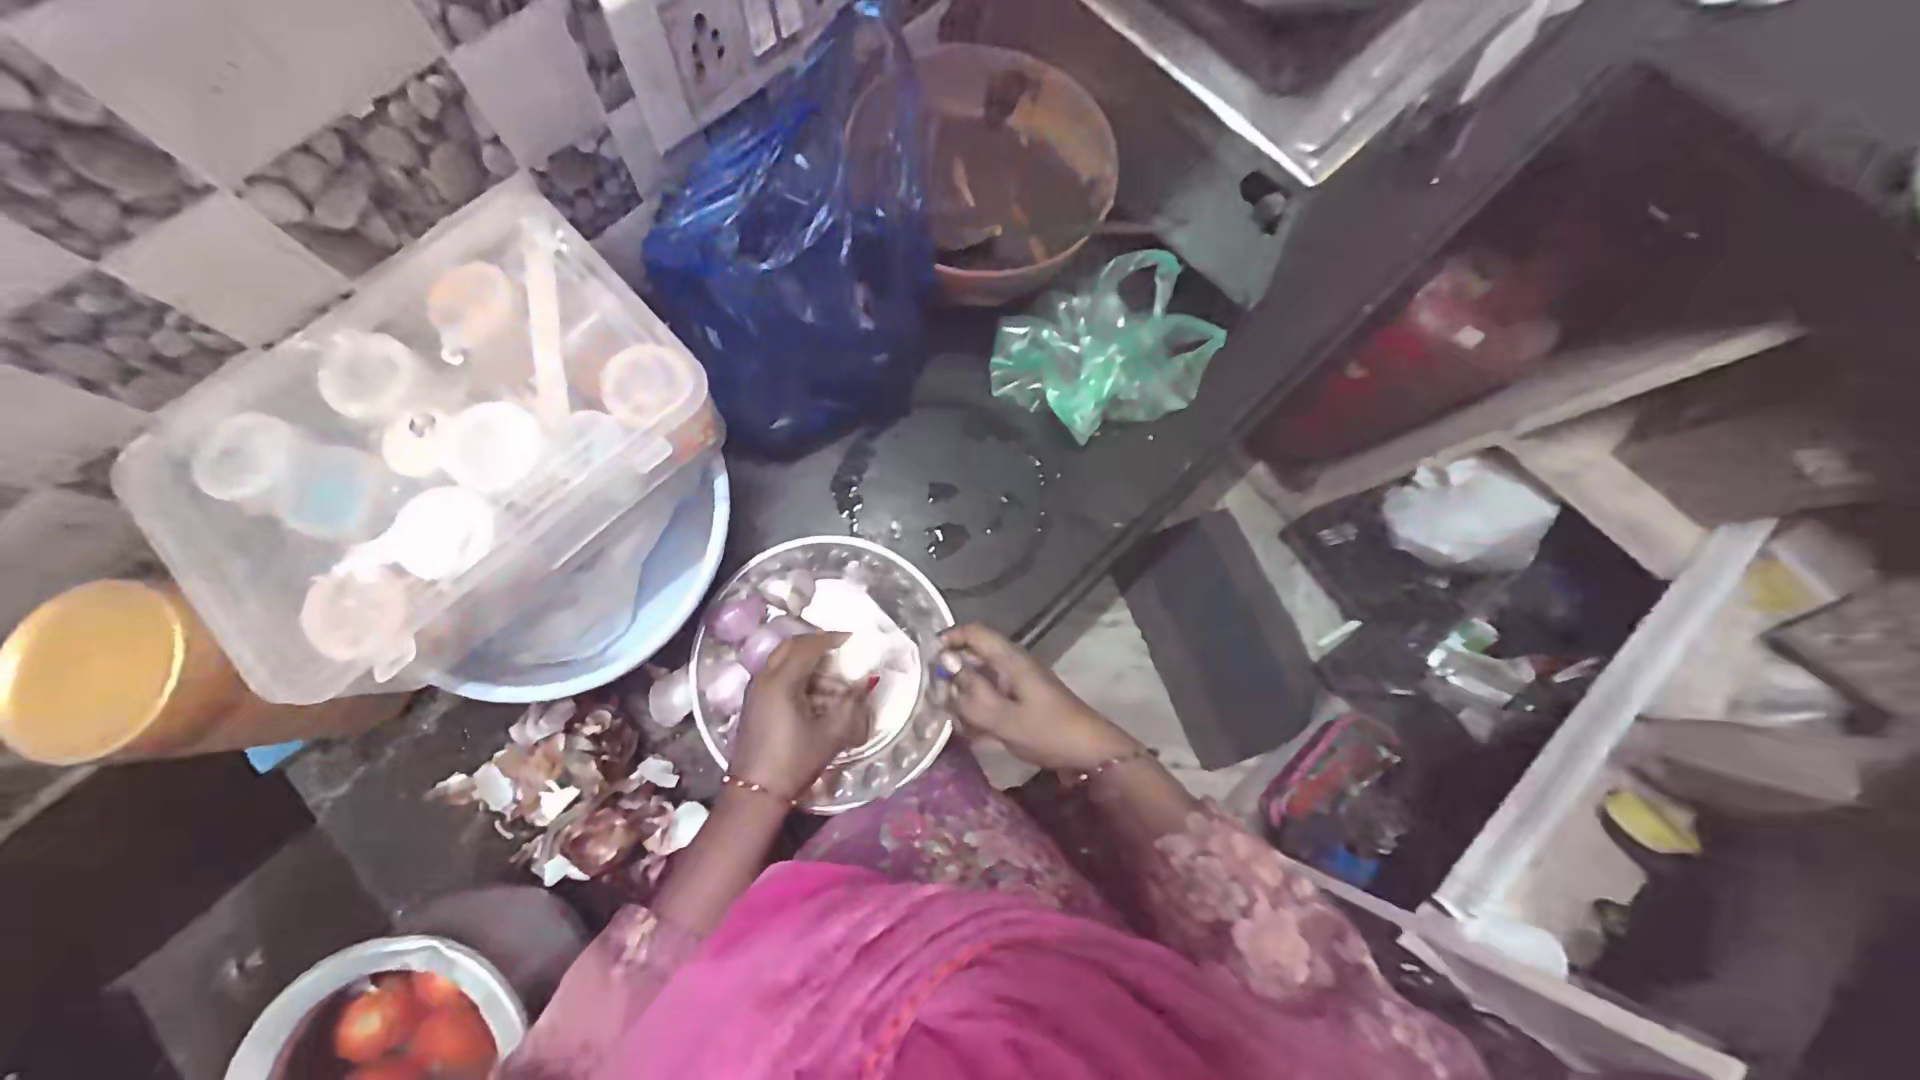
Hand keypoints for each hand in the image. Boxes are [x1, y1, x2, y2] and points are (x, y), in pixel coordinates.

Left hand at [732, 632, 869, 800]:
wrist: (754, 794)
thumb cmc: (794, 762)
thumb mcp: (830, 734)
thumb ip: (851, 704)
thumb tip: (868, 681)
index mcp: (781, 682)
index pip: (808, 647)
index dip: (831, 638)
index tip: (851, 638)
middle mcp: (764, 679)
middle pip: (790, 646)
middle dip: (815, 642)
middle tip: (839, 647)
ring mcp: (755, 690)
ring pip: (781, 659)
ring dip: (805, 658)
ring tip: (830, 671)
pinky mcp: (754, 703)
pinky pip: (775, 674)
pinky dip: (795, 671)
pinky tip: (812, 689)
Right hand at [942, 624, 1138, 770]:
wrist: (1091, 753)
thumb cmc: (1048, 732)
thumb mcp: (1004, 718)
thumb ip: (972, 693)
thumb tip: (946, 665)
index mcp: (1010, 659)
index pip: (974, 632)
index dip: (949, 638)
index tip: (926, 658)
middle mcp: (1012, 665)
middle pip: (974, 655)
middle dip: (951, 672)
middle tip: (931, 694)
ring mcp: (1018, 683)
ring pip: (981, 679)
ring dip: (964, 695)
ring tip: (947, 716)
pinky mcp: (1022, 701)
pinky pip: (992, 696)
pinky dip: (978, 709)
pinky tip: (968, 731)